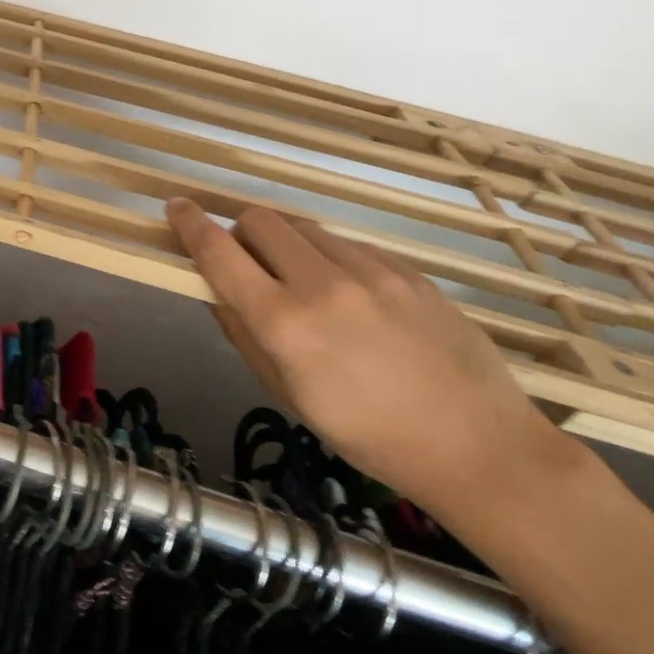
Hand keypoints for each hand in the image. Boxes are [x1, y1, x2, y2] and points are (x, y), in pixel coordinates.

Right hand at [165, 198, 566, 511]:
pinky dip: (332, 260)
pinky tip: (352, 299)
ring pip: (306, 228)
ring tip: (304, 284)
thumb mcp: (287, 392)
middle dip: (241, 233)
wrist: (476, 445)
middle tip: (248, 263)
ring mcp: (374, 272)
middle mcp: (324, 284)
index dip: (190, 224)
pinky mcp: (410, 271)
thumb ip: (243, 332)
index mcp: (285, 323)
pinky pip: (351, 246)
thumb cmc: (366, 433)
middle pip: (261, 220)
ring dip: (287, 245)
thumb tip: (215, 288)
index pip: (220, 251)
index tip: (176, 207)